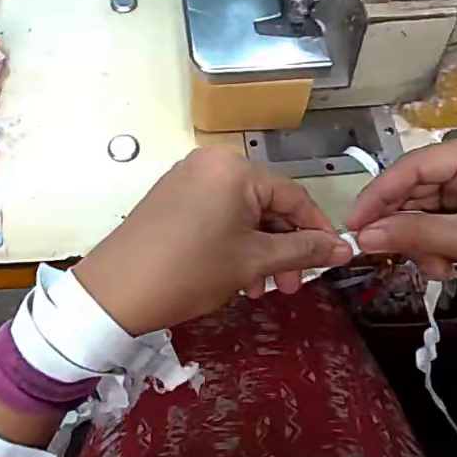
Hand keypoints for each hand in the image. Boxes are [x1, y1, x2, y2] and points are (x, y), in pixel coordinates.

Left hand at [73, 148, 353, 334]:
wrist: (113, 293)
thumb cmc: (189, 272)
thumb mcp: (253, 262)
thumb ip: (303, 251)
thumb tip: (342, 248)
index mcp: (234, 169)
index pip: (294, 196)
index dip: (317, 231)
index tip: (332, 261)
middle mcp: (211, 163)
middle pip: (266, 205)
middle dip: (283, 248)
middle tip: (289, 287)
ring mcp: (187, 178)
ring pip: (241, 214)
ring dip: (258, 251)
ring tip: (257, 290)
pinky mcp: (171, 197)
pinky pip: (217, 215)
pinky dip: (232, 243)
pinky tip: (235, 276)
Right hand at [345, 127, 456, 303]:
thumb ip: (417, 235)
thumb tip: (362, 238)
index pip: (415, 165)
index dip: (379, 196)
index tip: (353, 228)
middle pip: (420, 188)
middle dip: (407, 226)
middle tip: (397, 260)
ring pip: (431, 210)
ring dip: (424, 242)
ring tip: (439, 270)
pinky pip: (448, 223)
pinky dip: (440, 246)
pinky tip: (450, 268)